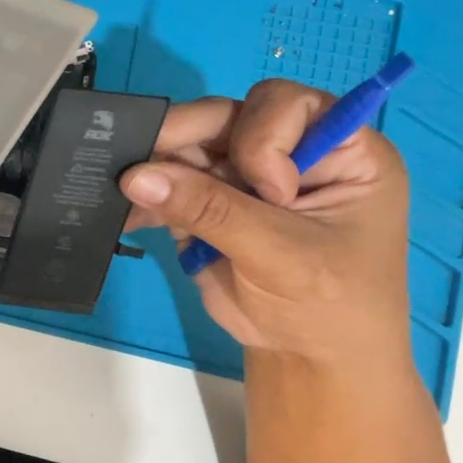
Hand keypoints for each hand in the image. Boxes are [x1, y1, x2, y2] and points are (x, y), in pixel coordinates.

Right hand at [119, 80, 411, 362]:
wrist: (307, 356)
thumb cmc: (330, 304)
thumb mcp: (283, 254)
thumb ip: (213, 211)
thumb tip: (135, 176)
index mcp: (339, 151)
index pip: (288, 107)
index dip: (264, 137)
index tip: (268, 191)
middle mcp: (287, 153)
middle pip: (224, 119)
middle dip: (184, 140)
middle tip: (144, 162)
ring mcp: (240, 177)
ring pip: (184, 147)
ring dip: (152, 167)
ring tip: (123, 190)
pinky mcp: (203, 203)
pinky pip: (162, 183)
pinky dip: (141, 198)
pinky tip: (125, 216)